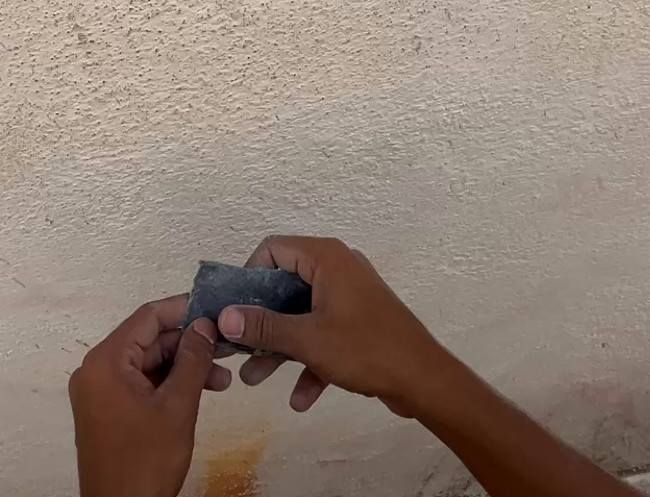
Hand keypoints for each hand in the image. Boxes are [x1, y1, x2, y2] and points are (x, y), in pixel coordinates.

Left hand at [69, 294, 232, 496]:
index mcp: (106, 361)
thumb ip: (193, 359)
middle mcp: (97, 369)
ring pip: (149, 362)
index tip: (214, 307)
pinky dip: (169, 384)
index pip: (148, 317)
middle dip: (189, 344)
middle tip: (226, 348)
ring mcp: (101, 390)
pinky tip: (201, 390)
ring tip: (222, 378)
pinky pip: (142, 382)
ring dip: (184, 366)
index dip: (183, 308)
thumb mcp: (177, 407)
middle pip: (149, 340)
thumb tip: (205, 324)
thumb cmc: (146, 462)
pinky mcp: (108, 409)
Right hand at [221, 235, 453, 415]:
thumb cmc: (365, 349)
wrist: (424, 380)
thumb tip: (225, 317)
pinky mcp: (359, 319)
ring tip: (255, 378)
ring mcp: (349, 293)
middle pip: (285, 284)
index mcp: (325, 257)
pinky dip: (311, 358)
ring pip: (303, 313)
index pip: (272, 249)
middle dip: (261, 320)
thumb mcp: (307, 339)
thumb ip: (264, 326)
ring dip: (281, 345)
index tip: (234, 307)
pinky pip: (324, 331)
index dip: (248, 276)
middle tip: (237, 345)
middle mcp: (336, 266)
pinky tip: (300, 399)